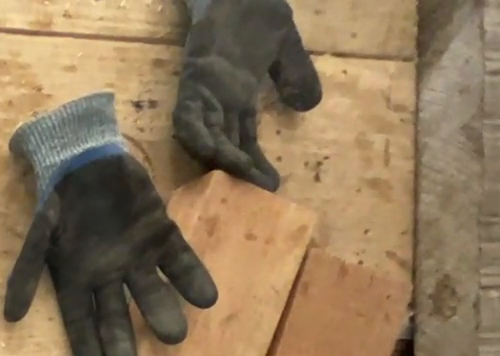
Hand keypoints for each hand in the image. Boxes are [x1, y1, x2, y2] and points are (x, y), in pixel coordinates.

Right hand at [5, 95, 218, 355]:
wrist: (84, 163)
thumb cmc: (55, 204)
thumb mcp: (36, 239)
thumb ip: (26, 276)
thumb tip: (11, 318)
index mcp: (73, 281)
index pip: (78, 320)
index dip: (85, 344)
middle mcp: (105, 277)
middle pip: (114, 315)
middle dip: (122, 339)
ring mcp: (135, 257)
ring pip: (149, 292)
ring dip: (161, 313)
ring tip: (175, 336)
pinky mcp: (161, 234)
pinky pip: (179, 260)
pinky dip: (192, 278)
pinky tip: (206, 299)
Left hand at [174, 0, 322, 191]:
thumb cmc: (255, 16)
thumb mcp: (284, 48)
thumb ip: (294, 76)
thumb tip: (311, 106)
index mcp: (238, 102)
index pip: (244, 143)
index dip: (254, 165)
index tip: (272, 187)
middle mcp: (216, 106)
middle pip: (224, 147)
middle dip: (237, 171)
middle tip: (253, 192)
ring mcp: (202, 96)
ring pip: (205, 138)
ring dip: (218, 157)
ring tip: (237, 174)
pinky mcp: (191, 83)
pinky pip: (189, 115)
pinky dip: (197, 133)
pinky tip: (208, 148)